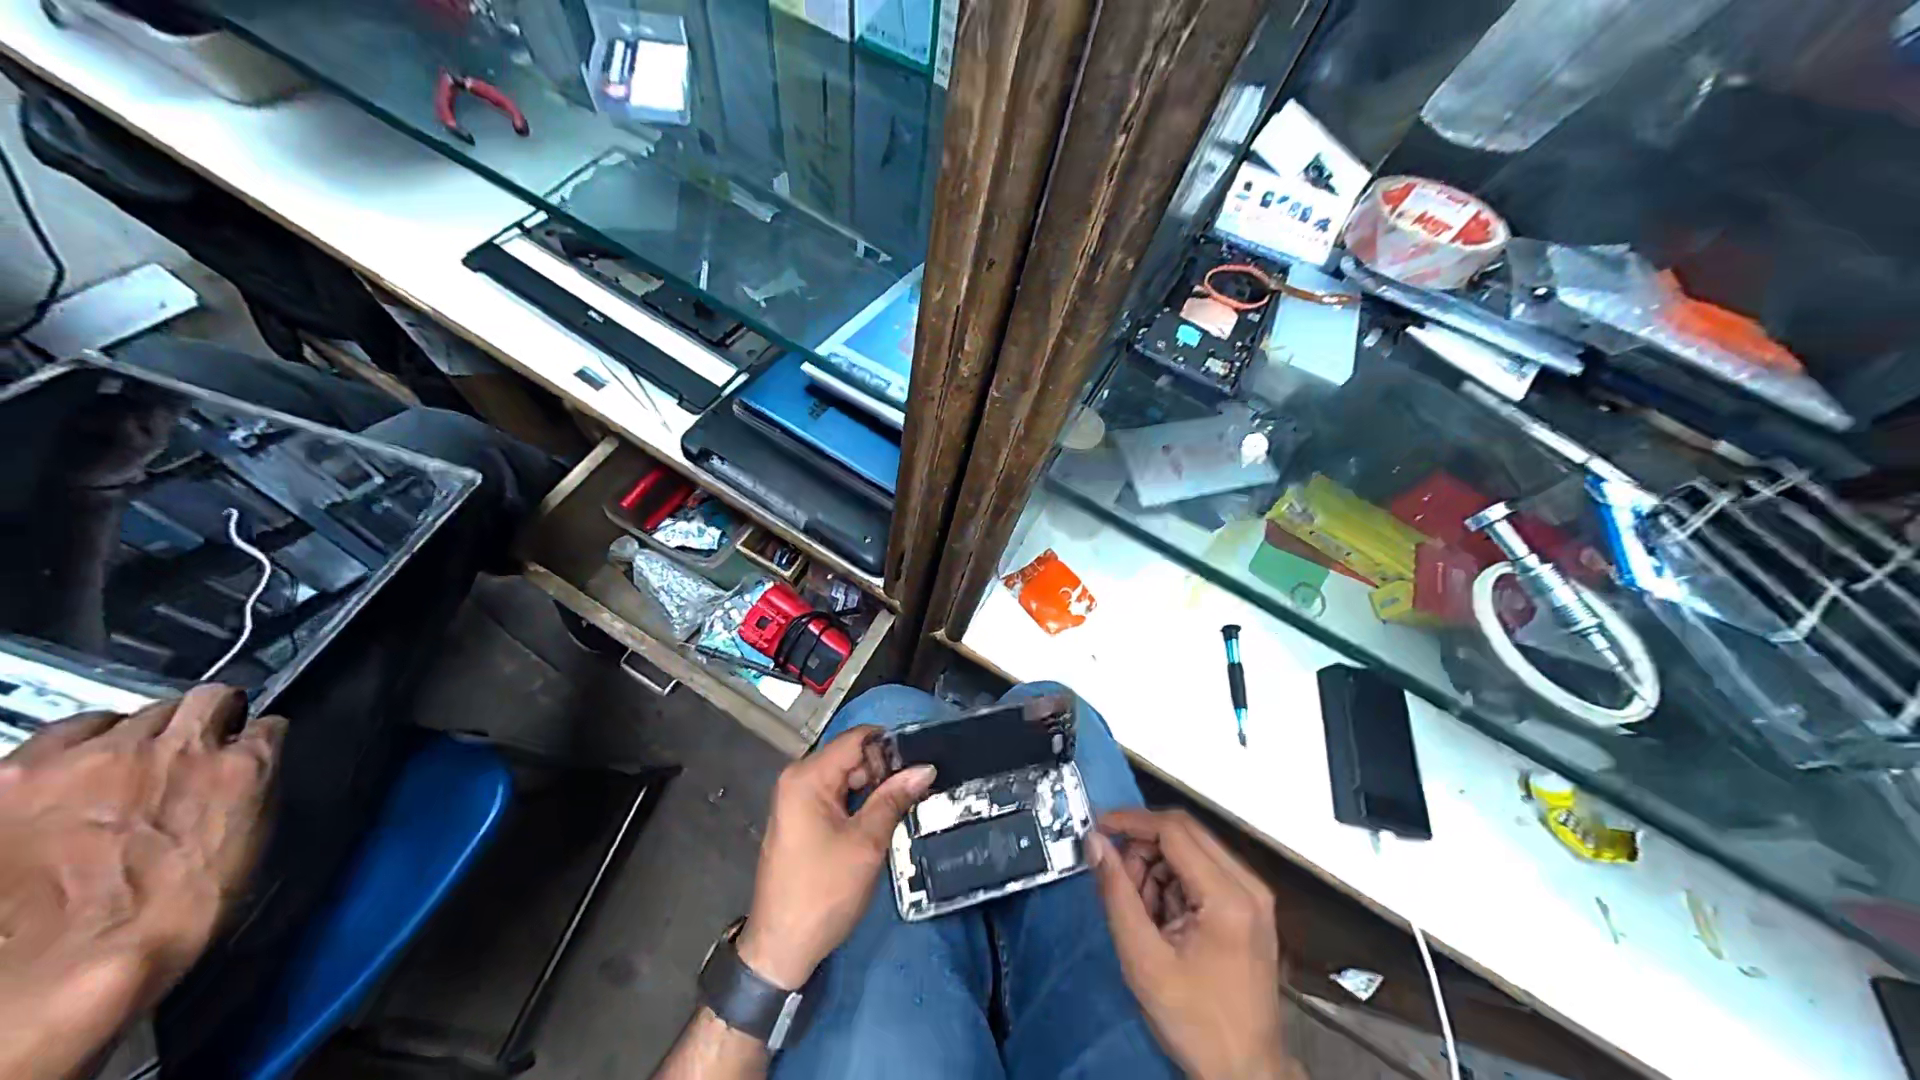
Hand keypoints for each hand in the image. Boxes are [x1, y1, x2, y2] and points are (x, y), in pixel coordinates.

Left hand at [0, 685, 283, 1079]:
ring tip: (129, 763)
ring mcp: (94, 755)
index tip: (249, 752)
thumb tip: (245, 777)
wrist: (57, 968)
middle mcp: (177, 746)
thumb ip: (247, 797)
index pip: (268, 726)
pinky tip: (74, 771)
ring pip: (136, 712)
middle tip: (194, 749)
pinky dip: (79, 743)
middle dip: (207, 720)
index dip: (257, 740)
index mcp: (241, 768)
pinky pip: (65, 731)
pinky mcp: (21, 771)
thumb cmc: (166, 921)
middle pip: (206, 700)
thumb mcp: (242, 852)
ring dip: (143, 733)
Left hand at [736, 726, 934, 989]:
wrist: (781, 946)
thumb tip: (925, 768)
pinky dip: (859, 802)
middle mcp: (798, 779)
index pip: (856, 739)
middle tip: (919, 789)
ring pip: (846, 777)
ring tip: (907, 803)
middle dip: (885, 769)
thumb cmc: (823, 892)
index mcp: (807, 777)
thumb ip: (894, 799)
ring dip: (875, 788)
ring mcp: (796, 799)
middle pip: (851, 756)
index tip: (921, 763)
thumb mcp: (866, 843)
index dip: (890, 747)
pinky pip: (836, 796)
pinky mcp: (801, 818)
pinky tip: (883, 817)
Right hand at [1089, 809, 1295, 1079]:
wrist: (1247, 1073)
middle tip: (1116, 876)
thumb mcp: (1143, 960)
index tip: (1097, 828)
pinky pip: (1203, 869)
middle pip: (1184, 832)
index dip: (1130, 821)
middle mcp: (1249, 885)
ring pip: (1192, 848)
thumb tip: (1096, 843)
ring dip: (1156, 864)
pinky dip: (1173, 880)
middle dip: (1142, 845)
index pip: (1173, 830)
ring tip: (1139, 907)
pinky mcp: (1250, 906)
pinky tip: (1160, 915)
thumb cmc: (1195, 1021)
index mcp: (1228, 897)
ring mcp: (1253, 895)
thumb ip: (1116, 893)